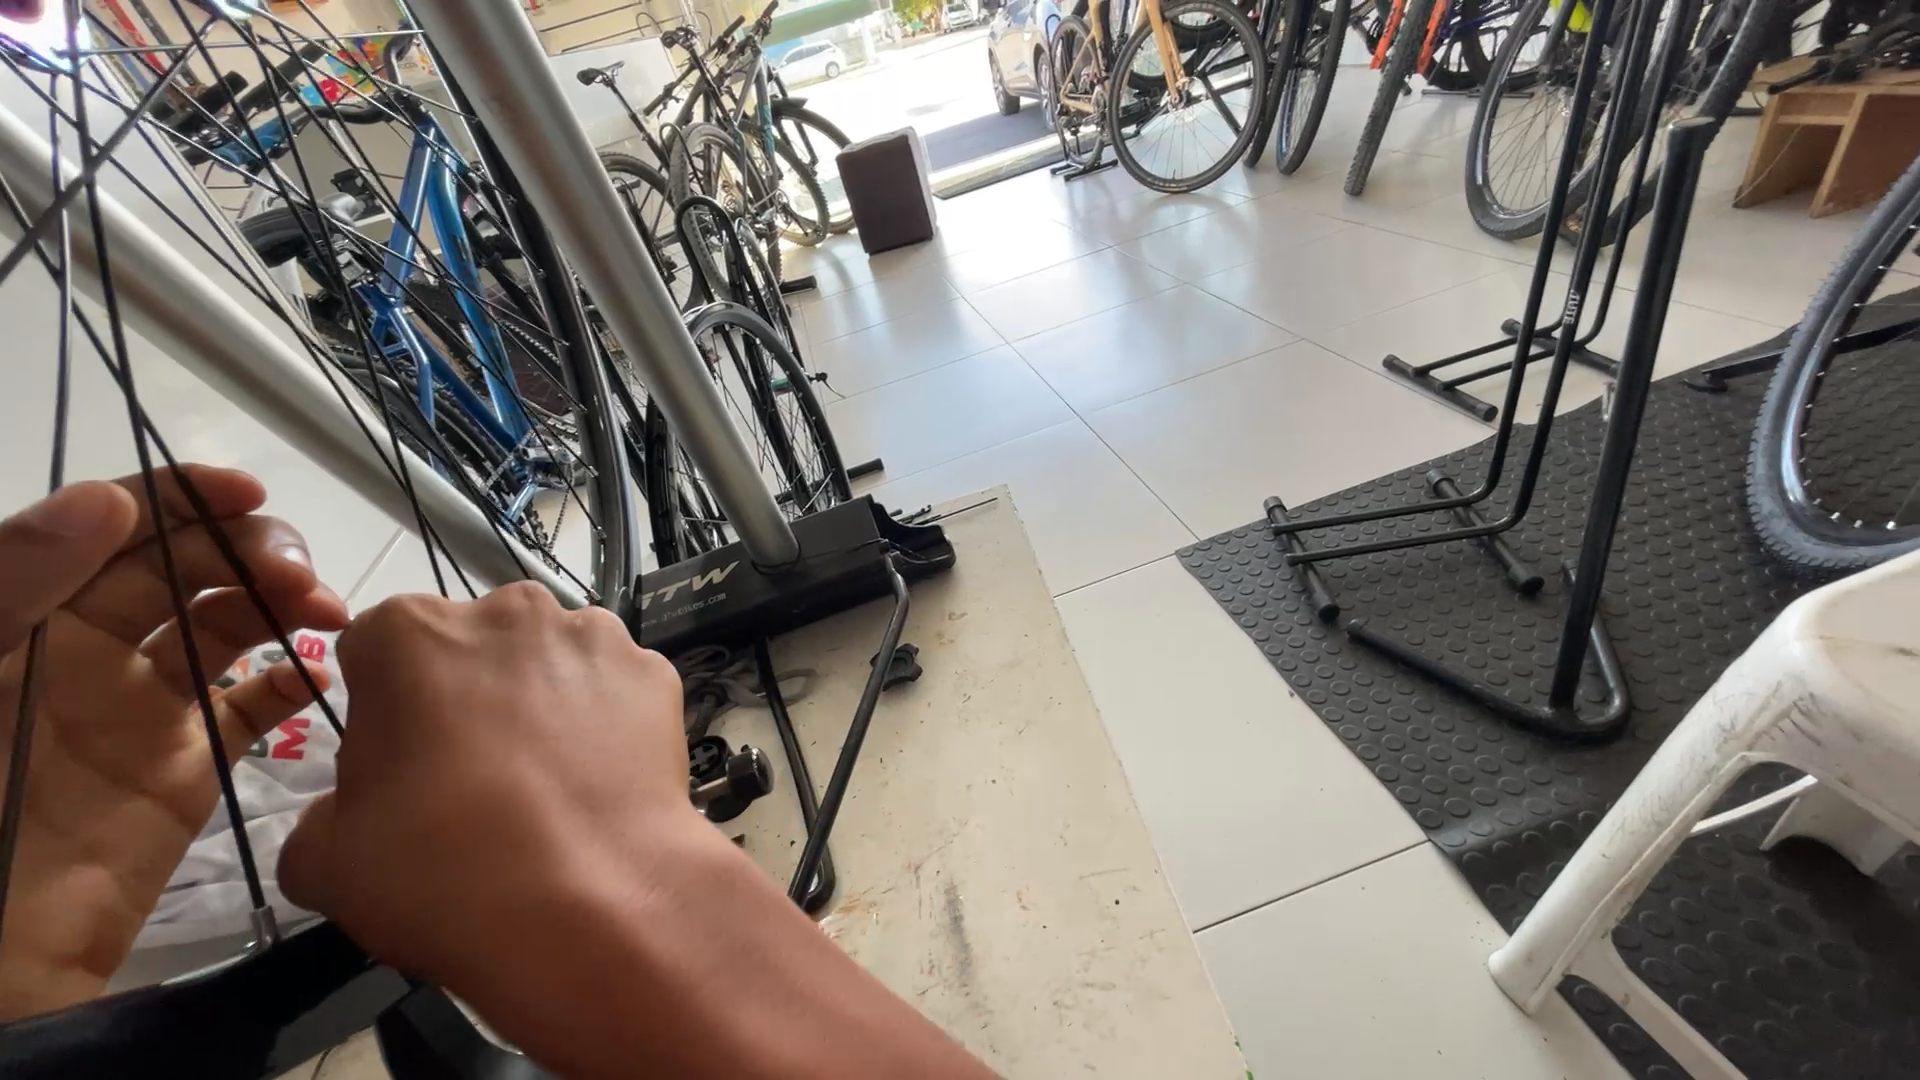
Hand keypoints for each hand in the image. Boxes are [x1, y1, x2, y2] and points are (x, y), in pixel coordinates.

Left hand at [0, 467, 346, 1019]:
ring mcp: (148, 701)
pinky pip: (259, 700)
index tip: (252, 495)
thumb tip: (113, 499)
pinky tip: (317, 673)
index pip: (116, 526)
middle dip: (257, 555)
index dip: (182, 498)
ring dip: (288, 604)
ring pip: (238, 622)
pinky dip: (296, 678)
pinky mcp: (194, 756)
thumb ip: (18, 581)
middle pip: (194, 568)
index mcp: (29, 613)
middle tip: (302, 577)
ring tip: (327, 614)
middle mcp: (91, 646)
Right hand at [277, 583, 697, 995]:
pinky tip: (606, 774)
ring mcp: (596, 637)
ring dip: (550, 695)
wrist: (589, 892)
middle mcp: (511, 613)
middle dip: (476, 688)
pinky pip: (621, 687)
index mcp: (412, 633)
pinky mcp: (656, 672)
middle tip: (481, 767)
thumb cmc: (442, 866)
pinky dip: (613, 718)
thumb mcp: (327, 852)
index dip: (391, 704)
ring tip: (555, 774)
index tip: (405, 753)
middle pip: (482, 641)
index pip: (383, 648)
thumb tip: (367, 799)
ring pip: (559, 657)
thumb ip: (332, 800)